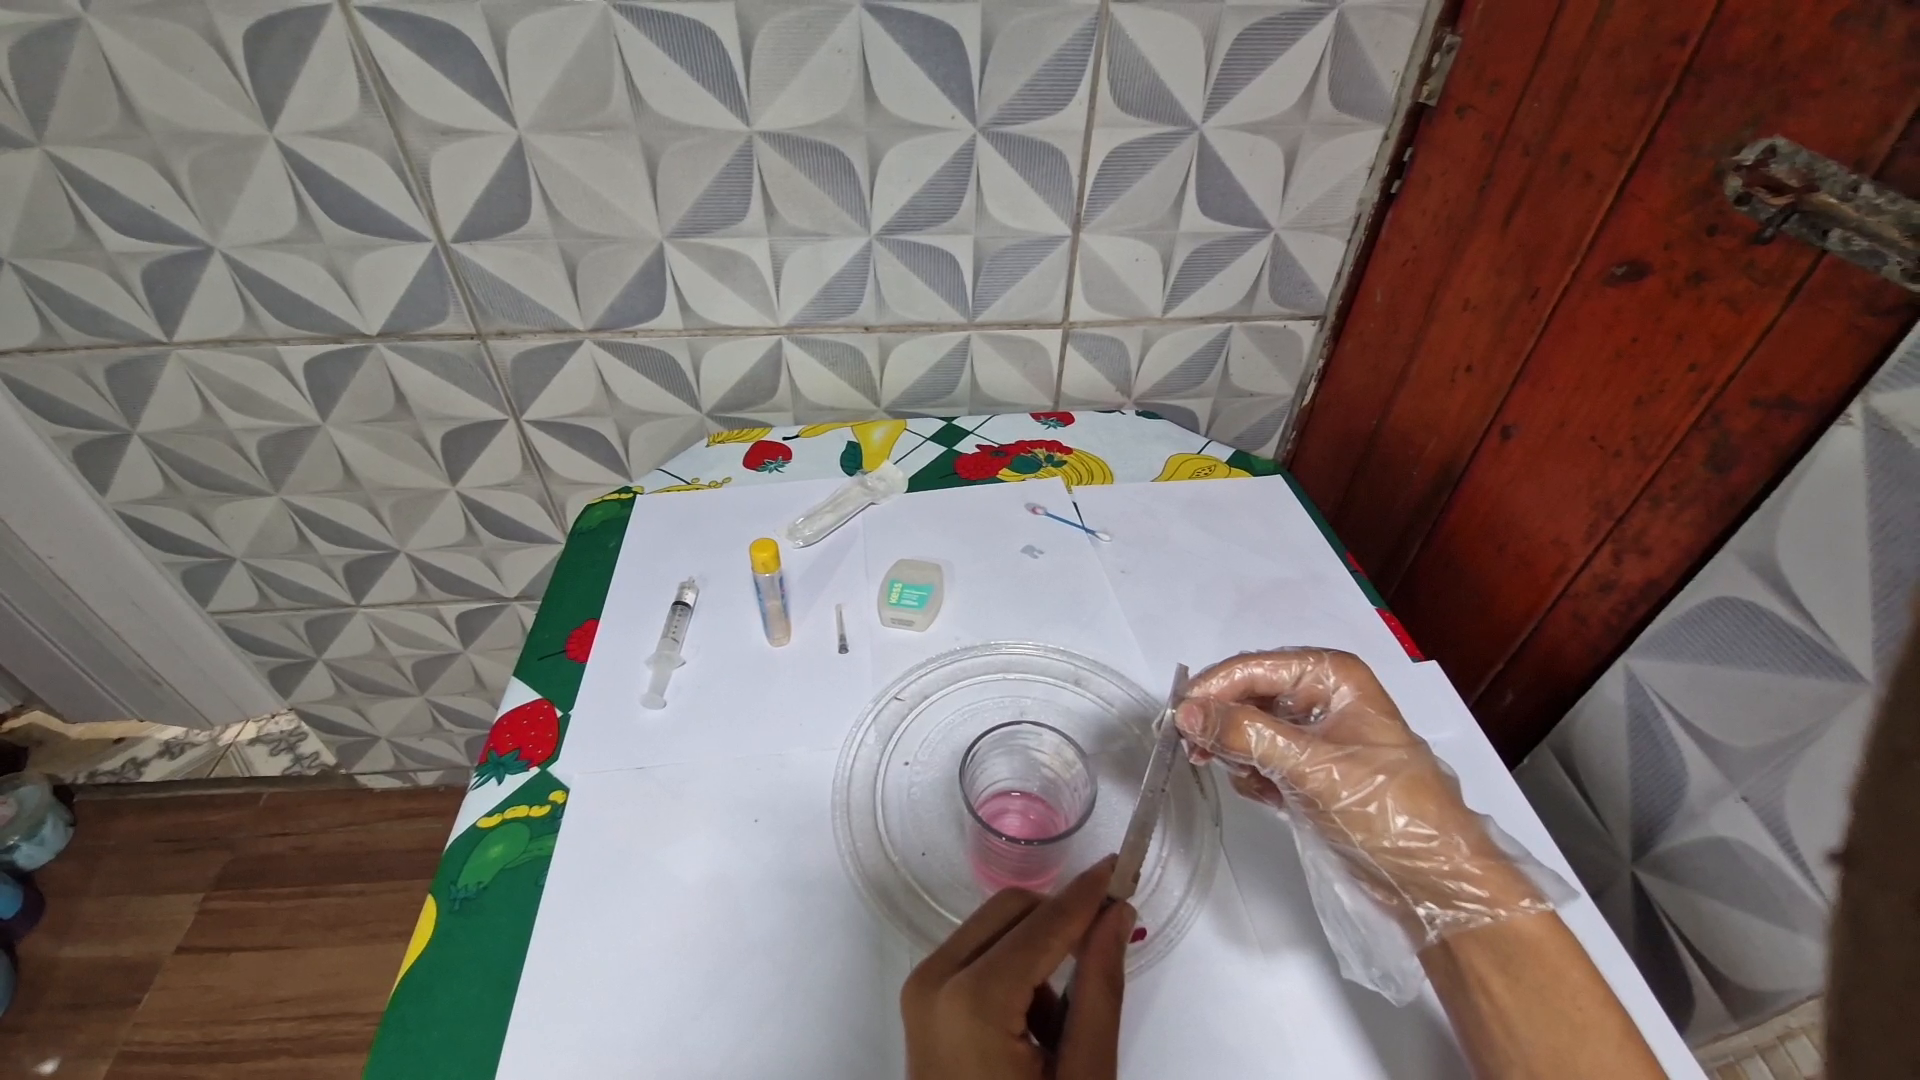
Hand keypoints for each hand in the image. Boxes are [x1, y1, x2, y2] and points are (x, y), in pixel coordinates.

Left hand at [902, 857, 1134, 1079]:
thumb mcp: (1083, 1077)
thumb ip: (1101, 988)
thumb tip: (1117, 914)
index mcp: (972, 998)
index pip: (1044, 923)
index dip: (1087, 893)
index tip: (1121, 867)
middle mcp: (935, 977)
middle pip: (1014, 910)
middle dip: (1061, 924)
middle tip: (1105, 954)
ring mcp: (921, 987)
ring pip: (996, 928)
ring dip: (1038, 954)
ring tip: (1059, 1029)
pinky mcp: (920, 999)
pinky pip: (977, 955)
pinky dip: (1013, 972)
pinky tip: (1030, 1033)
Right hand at [1176, 648, 1538, 934]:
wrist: (1437, 884)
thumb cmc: (1387, 812)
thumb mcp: (1312, 768)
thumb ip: (1245, 735)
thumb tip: (1184, 711)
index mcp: (1331, 676)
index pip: (1252, 669)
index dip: (1210, 691)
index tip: (1174, 720)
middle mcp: (1320, 695)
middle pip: (1246, 695)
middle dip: (1223, 725)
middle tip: (1196, 754)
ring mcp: (1314, 731)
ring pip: (1247, 727)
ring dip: (1238, 754)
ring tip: (1251, 781)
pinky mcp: (1309, 766)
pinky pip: (1259, 756)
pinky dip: (1254, 775)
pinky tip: (1269, 796)